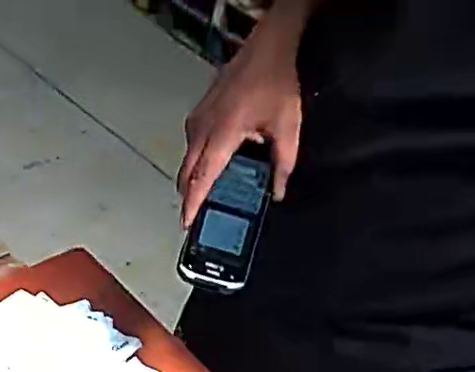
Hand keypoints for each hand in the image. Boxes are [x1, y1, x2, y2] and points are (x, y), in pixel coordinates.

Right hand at [177, 17, 302, 226]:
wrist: (268, 44)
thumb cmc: (276, 80)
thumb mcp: (287, 125)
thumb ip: (283, 163)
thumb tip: (279, 191)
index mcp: (222, 136)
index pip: (201, 179)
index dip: (193, 204)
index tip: (186, 223)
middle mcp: (203, 130)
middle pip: (186, 175)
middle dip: (188, 197)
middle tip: (194, 215)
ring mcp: (197, 120)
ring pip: (187, 161)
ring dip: (192, 178)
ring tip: (202, 193)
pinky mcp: (197, 114)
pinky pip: (191, 146)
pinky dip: (196, 160)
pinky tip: (209, 164)